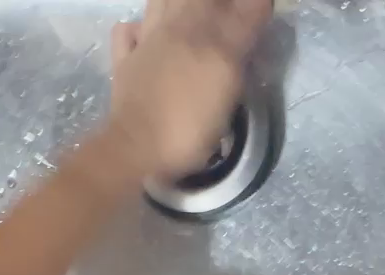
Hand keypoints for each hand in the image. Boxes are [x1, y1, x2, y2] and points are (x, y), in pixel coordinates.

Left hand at [106, 0, 272, 180]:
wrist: (136, 149)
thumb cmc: (187, 133)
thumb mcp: (227, 101)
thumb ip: (237, 65)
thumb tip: (243, 43)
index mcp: (215, 43)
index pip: (249, 8)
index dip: (258, 11)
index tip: (260, 21)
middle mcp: (181, 29)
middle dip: (221, 6)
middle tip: (227, 20)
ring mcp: (148, 41)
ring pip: (161, 1)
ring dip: (180, 4)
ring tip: (190, 18)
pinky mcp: (124, 61)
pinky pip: (128, 32)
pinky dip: (137, 30)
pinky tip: (146, 36)